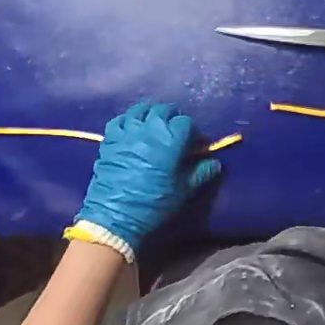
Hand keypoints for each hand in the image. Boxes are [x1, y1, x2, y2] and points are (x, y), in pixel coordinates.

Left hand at [74, 100, 221, 251]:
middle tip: (175, 133)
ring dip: (151, 114)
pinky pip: (121, 119)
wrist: (116, 215)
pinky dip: (129, 121)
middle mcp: (149, 128)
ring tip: (154, 127)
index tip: (195, 143)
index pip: (186, 122)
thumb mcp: (184, 190)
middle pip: (164, 110)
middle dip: (173, 118)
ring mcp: (127, 130)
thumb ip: (201, 173)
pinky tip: (132, 130)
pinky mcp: (110, 137)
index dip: (193, 131)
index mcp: (171, 140)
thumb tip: (214, 163)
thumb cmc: (155, 203)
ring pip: (141, 109)